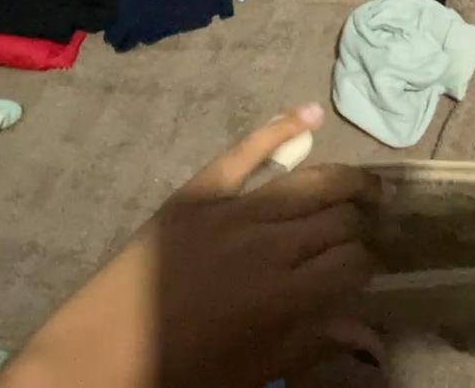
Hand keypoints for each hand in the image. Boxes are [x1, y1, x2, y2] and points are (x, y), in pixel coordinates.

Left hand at [0, 104, 385, 387]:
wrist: (98, 355)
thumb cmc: (181, 371)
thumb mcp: (253, 370)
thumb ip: (315, 343)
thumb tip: (376, 336)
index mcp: (282, 295)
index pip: (350, 264)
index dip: (368, 264)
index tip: (369, 271)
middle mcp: (268, 244)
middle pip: (336, 218)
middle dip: (360, 223)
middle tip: (371, 228)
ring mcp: (234, 210)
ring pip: (308, 182)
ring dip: (346, 179)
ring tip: (370, 185)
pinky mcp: (201, 190)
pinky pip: (247, 150)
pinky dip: (280, 127)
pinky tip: (311, 113)